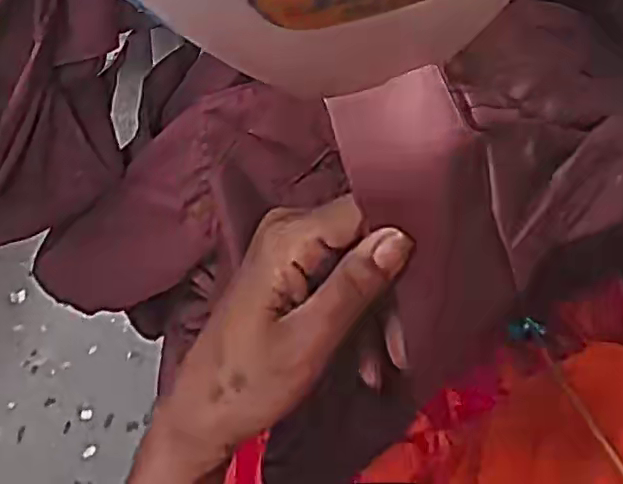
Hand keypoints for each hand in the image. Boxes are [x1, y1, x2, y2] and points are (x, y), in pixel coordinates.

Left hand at [130, 196, 412, 482]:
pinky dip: (357, 310)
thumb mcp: (309, 340)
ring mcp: (290, 244)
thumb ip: (355, 285)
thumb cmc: (245, 382)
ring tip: (385, 359)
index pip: (362, 209)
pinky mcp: (292, 264)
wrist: (201, 412)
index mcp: (289, 235)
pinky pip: (339, 273)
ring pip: (356, 259)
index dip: (398, 237)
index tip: (422, 276)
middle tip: (403, 342)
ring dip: (376, 308)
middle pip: (363, 237)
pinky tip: (365, 355)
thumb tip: (400, 237)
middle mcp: (289, 226)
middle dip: (389, 288)